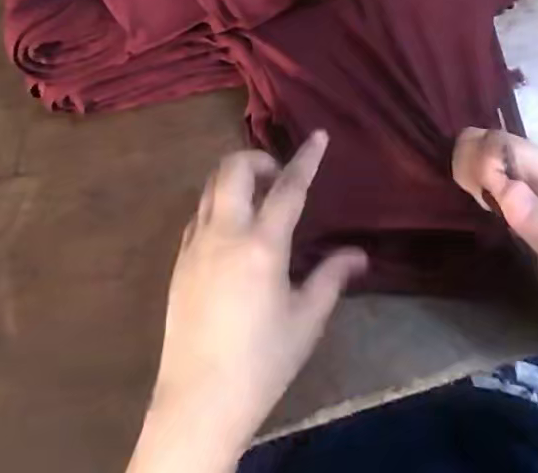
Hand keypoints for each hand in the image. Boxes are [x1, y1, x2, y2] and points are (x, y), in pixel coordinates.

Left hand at [129, 131, 367, 472]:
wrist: (198, 401)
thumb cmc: (261, 362)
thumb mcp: (306, 321)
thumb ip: (331, 278)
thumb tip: (359, 254)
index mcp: (261, 246)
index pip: (288, 188)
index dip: (306, 158)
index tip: (319, 135)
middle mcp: (224, 233)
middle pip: (233, 169)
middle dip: (258, 158)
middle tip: (277, 178)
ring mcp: (195, 244)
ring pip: (211, 186)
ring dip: (235, 178)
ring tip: (257, 199)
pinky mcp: (179, 260)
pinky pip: (198, 213)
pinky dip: (218, 203)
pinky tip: (232, 230)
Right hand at [451, 127, 537, 340]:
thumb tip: (504, 187)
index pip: (505, 143)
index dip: (482, 160)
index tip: (478, 196)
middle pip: (493, 142)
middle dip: (471, 160)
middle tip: (472, 198)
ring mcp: (536, 187)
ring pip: (490, 157)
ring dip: (471, 170)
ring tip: (477, 206)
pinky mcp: (527, 204)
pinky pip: (493, 178)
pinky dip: (478, 184)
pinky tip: (481, 208)